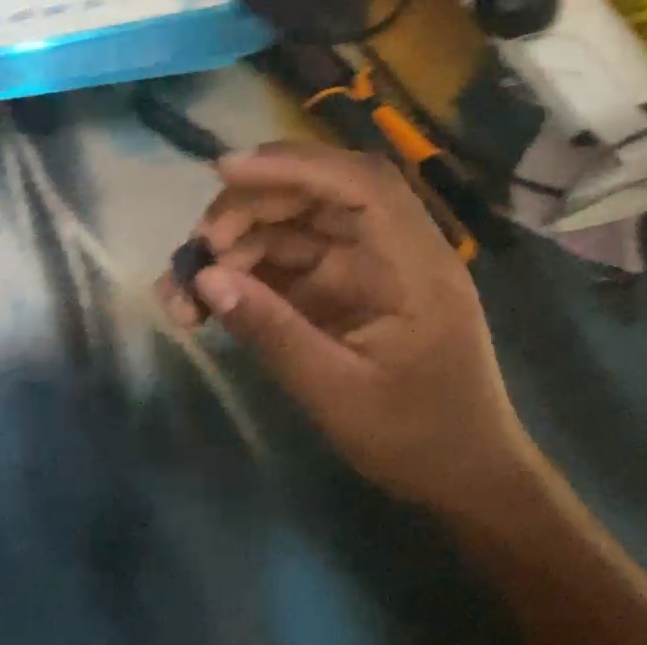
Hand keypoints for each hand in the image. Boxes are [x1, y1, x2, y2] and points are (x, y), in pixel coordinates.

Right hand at [162, 142, 539, 514]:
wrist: (460, 481)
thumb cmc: (417, 438)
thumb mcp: (340, 394)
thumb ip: (273, 332)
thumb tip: (205, 278)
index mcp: (414, 265)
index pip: (359, 184)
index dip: (292, 166)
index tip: (225, 172)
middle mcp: (386, 250)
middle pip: (311, 193)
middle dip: (247, 208)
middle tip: (200, 247)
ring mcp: (356, 266)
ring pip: (285, 223)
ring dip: (232, 243)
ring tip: (186, 290)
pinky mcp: (332, 286)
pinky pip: (275, 259)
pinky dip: (235, 272)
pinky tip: (197, 302)